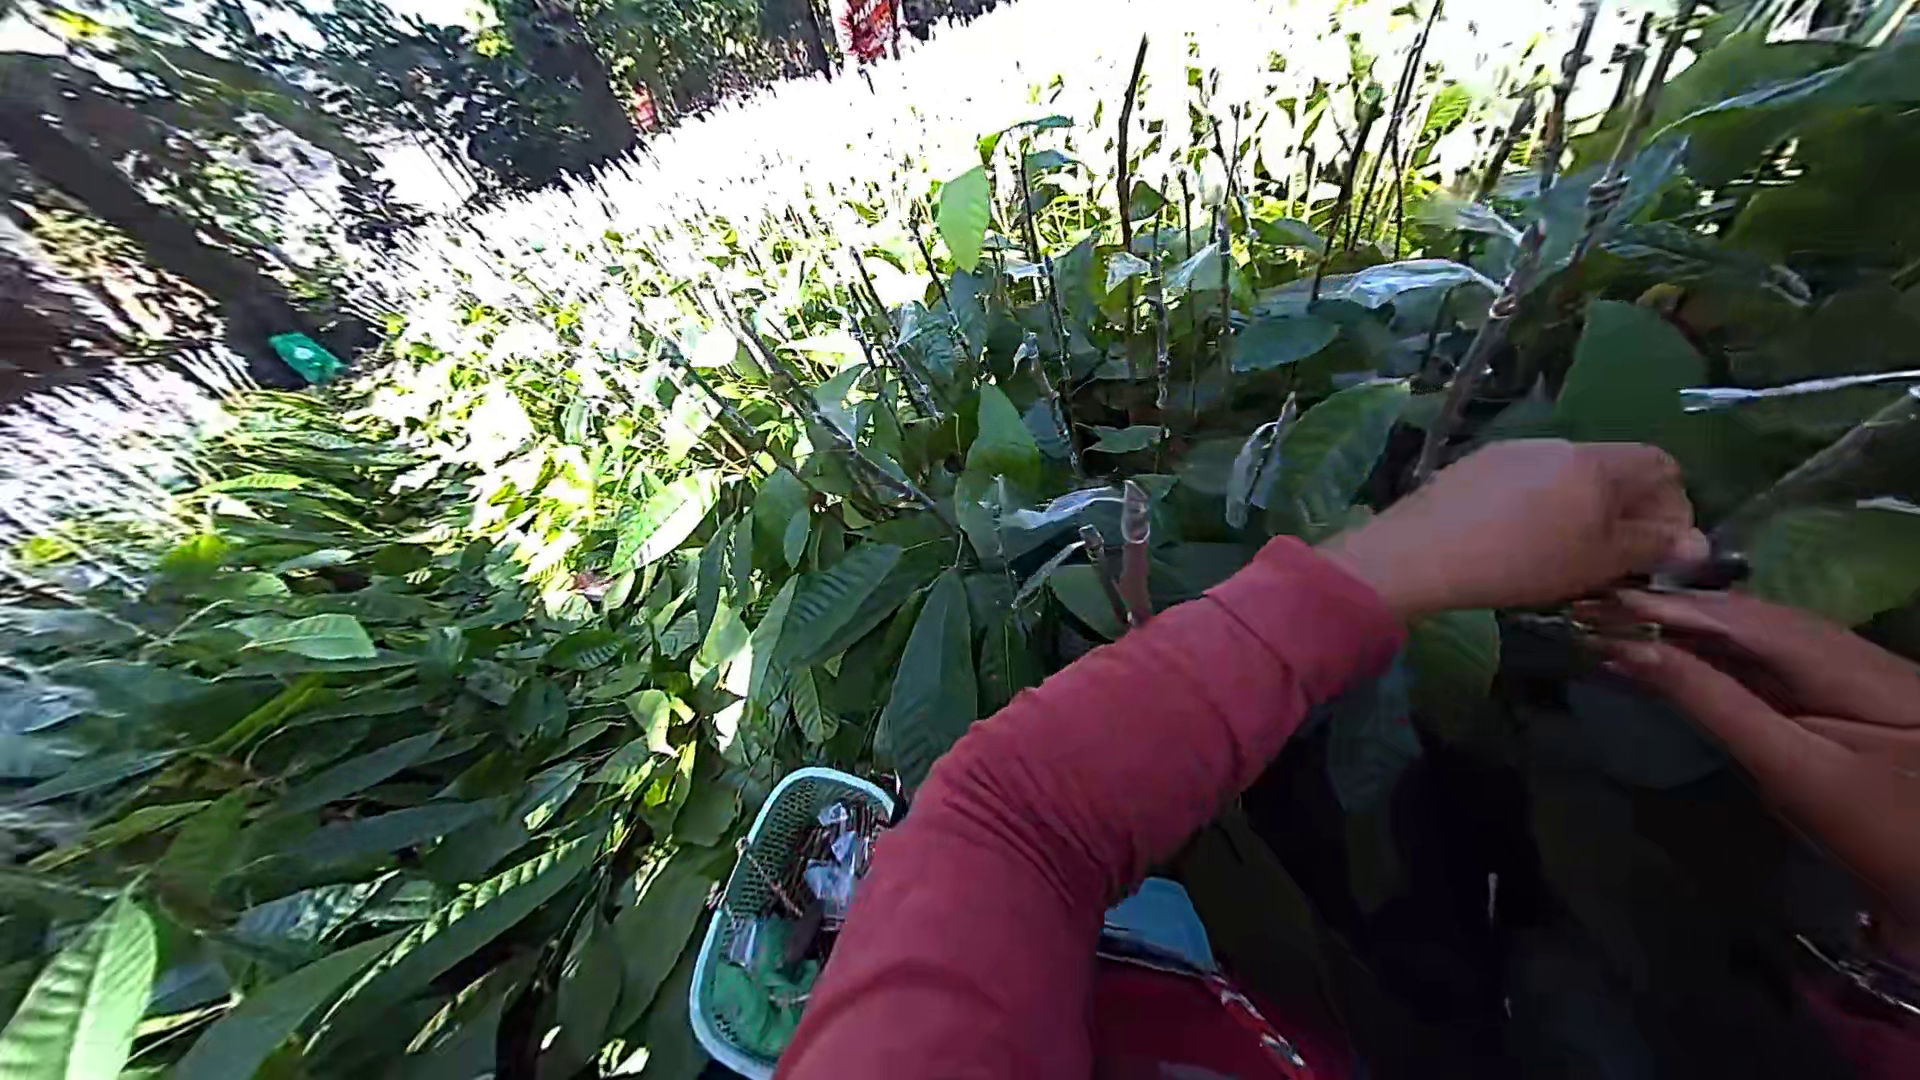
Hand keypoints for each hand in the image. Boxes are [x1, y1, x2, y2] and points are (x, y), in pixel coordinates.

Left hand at [1317, 440, 1707, 617]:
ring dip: (1565, 510)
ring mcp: (1492, 455)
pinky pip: (1506, 486)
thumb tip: (1689, 542)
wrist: (1412, 556)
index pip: (1660, 465)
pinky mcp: (1454, 472)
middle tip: (1601, 556)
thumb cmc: (1517, 560)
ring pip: (1551, 478)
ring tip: (1548, 552)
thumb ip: (1650, 547)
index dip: (1671, 508)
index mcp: (1591, 459)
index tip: (1654, 549)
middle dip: (1615, 510)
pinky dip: (1519, 509)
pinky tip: (1500, 541)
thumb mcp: (1598, 562)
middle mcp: (1543, 444)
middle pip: (1602, 469)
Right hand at [1600, 590, 1919, 928]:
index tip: (1607, 600)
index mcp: (1879, 677)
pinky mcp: (1841, 693)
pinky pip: (1763, 655)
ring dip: (1684, 622)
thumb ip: (1706, 699)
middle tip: (1597, 604)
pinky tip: (1662, 642)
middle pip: (1760, 619)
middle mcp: (1876, 660)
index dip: (1682, 608)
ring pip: (1759, 631)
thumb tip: (1627, 648)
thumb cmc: (1878, 834)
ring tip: (1615, 616)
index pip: (1761, 624)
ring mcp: (1862, 675)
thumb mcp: (1788, 767)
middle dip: (1676, 608)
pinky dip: (1705, 644)